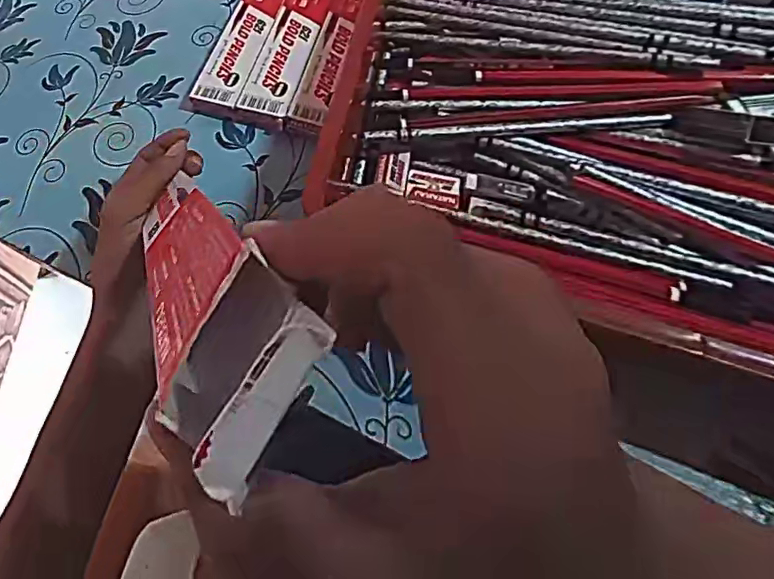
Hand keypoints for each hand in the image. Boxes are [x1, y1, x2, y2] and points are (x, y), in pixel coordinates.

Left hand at [88, 127, 201, 315]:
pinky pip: (199, 225)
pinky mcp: (185, 253)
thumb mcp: (126, 212)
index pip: (148, 161)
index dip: (166, 145)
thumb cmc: (119, 269)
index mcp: (126, 200)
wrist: (127, 328)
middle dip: (182, 163)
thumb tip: (179, 146)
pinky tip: (211, 220)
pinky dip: (205, 216)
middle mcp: (145, 213)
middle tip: (197, 167)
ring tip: (200, 192)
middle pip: (168, 176)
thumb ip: (152, 177)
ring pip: (185, 199)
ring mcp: (166, 233)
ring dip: (194, 189)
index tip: (188, 136)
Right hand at [151, 187, 644, 578]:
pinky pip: (427, 248)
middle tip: (260, 298)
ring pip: (407, 231)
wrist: (604, 552)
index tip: (253, 263)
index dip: (320, 236)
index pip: (408, 247)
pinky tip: (356, 327)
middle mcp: (524, 313)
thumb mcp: (371, 568)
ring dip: (340, 258)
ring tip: (302, 317)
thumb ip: (264, 522)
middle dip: (314, 250)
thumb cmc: (492, 558)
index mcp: (501, 383)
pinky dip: (372, 268)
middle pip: (398, 228)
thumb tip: (168, 438)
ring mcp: (529, 292)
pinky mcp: (518, 287)